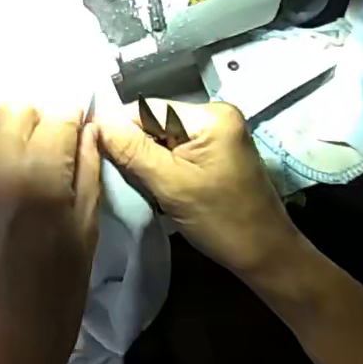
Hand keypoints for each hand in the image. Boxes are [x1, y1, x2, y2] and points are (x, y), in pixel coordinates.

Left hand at [0, 104, 101, 363]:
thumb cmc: (53, 308)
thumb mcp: (86, 238)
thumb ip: (88, 173)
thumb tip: (89, 131)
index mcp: (33, 176)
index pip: (56, 114)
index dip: (75, 120)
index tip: (83, 137)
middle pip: (15, 109)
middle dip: (42, 122)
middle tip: (60, 158)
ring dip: (19, 145)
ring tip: (35, 187)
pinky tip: (9, 211)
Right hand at [98, 100, 306, 286]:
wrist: (266, 254)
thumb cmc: (221, 221)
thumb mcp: (171, 185)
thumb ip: (132, 150)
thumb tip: (98, 121)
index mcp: (210, 116)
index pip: (148, 109)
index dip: (119, 129)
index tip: (96, 153)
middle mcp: (215, 114)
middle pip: (155, 121)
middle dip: (135, 146)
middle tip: (122, 175)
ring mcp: (218, 132)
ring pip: (163, 136)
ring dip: (148, 158)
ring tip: (142, 183)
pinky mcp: (217, 150)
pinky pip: (177, 148)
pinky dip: (163, 165)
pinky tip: (159, 185)